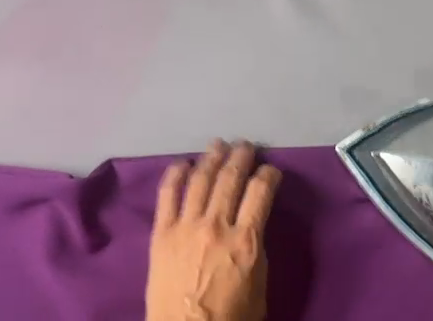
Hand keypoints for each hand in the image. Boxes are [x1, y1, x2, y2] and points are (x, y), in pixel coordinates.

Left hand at [145, 140, 280, 320]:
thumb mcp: (258, 289)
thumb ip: (255, 251)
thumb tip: (251, 225)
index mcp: (245, 241)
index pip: (260, 193)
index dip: (268, 175)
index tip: (271, 169)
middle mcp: (216, 224)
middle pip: (230, 178)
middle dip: (240, 156)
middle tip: (245, 145)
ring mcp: (186, 224)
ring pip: (200, 179)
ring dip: (211, 157)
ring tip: (217, 144)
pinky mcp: (162, 231)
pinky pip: (168, 193)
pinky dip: (175, 173)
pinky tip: (183, 162)